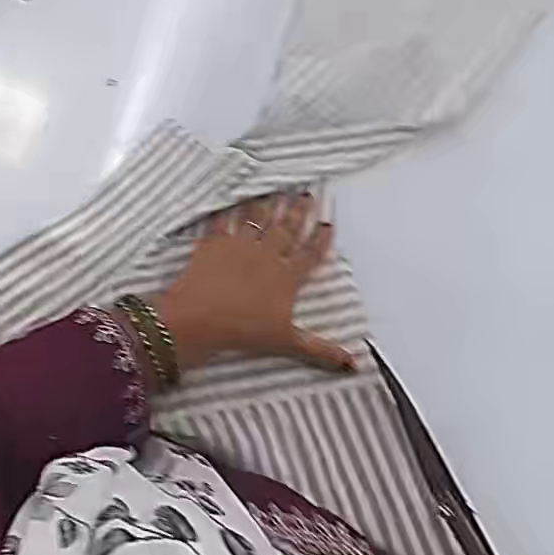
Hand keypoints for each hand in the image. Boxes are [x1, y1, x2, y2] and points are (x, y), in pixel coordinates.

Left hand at [154, 193, 358, 373]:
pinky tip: (231, 199)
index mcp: (286, 277)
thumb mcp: (286, 342)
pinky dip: (227, 209)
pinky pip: (223, 221)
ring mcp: (239, 246)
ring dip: (267, 203)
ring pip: (257, 219)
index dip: (320, 239)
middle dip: (298, 211)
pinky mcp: (213, 243)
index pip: (310, 254)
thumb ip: (320, 350)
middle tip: (305, 194)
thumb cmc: (243, 330)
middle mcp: (266, 256)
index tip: (327, 222)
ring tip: (275, 189)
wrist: (200, 317)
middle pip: (286, 229)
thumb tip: (353, 365)